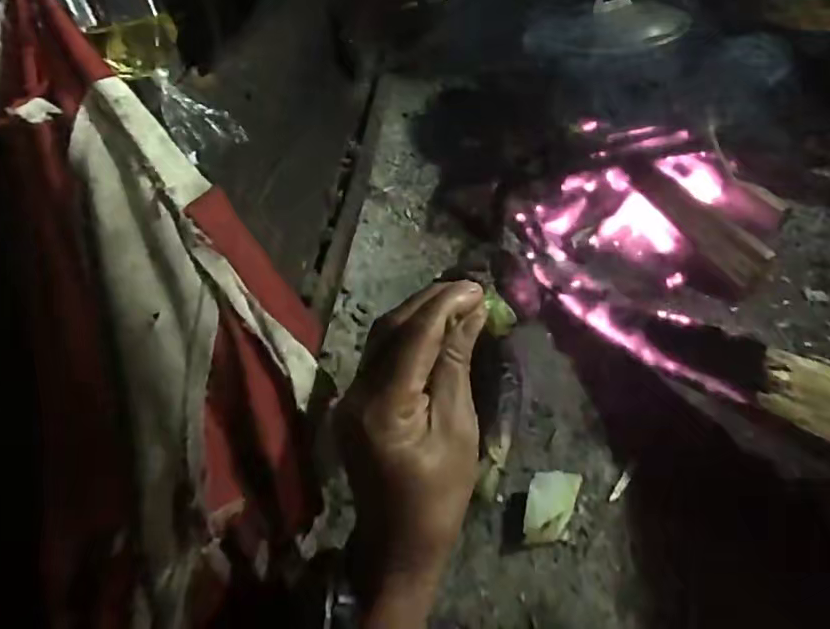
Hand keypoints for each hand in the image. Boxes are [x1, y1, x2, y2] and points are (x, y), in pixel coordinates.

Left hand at [338, 282, 486, 624]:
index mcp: (385, 405)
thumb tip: (472, 313)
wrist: (398, 544)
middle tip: (471, 286)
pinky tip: (434, 323)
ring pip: (382, 334)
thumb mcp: (459, 427)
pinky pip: (380, 352)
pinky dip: (409, 331)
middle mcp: (358, 393)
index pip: (415, 335)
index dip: (447, 304)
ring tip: (457, 297)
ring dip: (419, 310)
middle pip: (393, 327)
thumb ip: (457, 364)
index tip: (478, 286)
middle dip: (433, 300)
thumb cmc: (440, 493)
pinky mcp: (354, 400)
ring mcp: (351, 396)